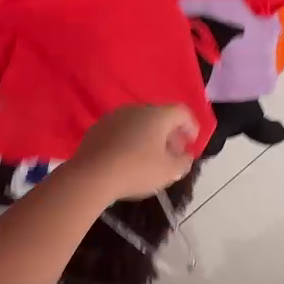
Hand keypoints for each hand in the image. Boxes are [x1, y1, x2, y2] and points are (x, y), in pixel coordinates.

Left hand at [68, 105, 197, 200]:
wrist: (92, 174)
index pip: (181, 112)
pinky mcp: (98, 126)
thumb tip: (185, 155)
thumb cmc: (136, 170)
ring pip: (139, 122)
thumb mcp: (169, 172)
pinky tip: (128, 157)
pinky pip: (122, 129)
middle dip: (170, 133)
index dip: (191, 126)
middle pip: (159, 116)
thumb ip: (183, 162)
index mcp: (157, 115)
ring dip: (149, 135)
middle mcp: (136, 109)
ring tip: (150, 156)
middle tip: (173, 152)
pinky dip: (130, 138)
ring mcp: (114, 116)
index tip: (191, 143)